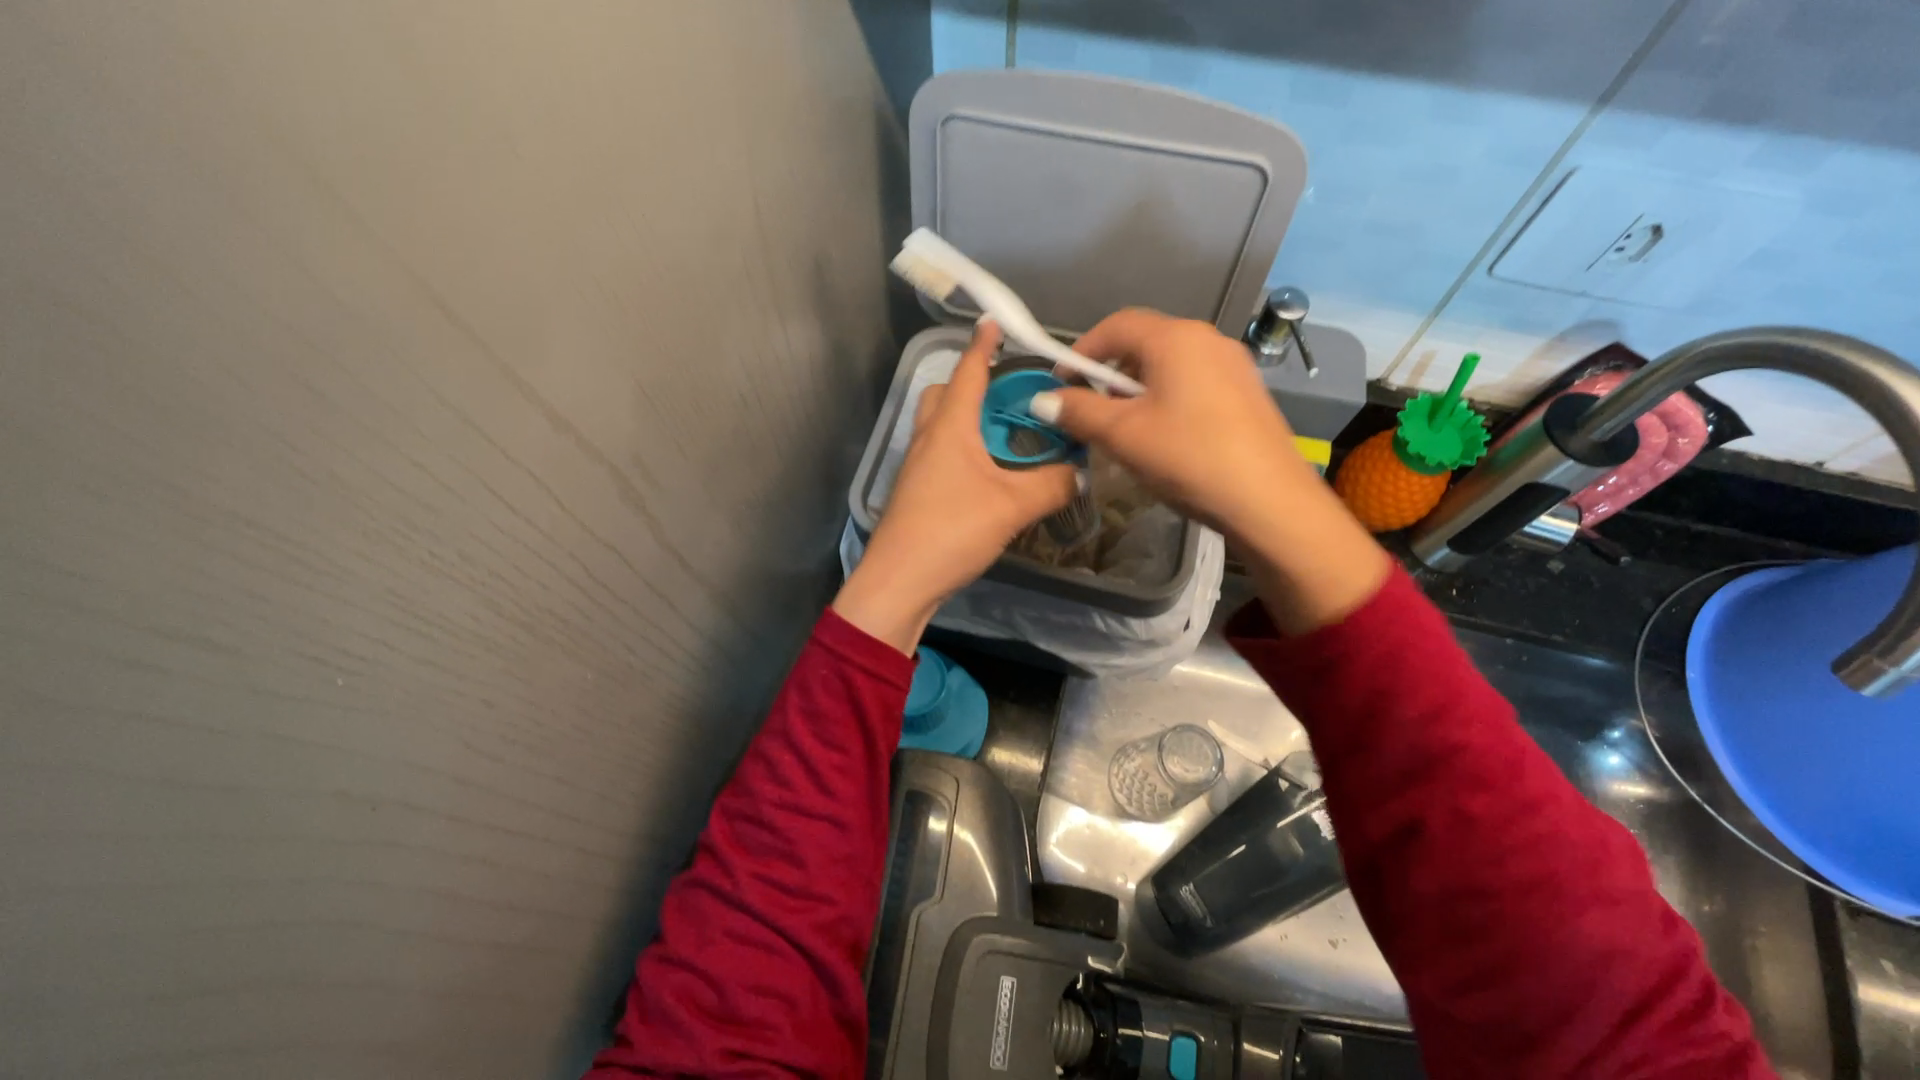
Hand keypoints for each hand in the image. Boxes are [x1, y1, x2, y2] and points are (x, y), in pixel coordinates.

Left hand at [833, 320, 1076, 653]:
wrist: (900, 580)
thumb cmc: (952, 531)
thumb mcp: (1013, 507)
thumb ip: (1053, 485)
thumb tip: (1081, 472)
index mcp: (950, 427)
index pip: (968, 372)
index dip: (983, 346)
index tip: (993, 323)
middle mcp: (928, 438)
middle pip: (945, 395)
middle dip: (972, 384)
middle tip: (1008, 395)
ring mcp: (917, 466)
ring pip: (939, 426)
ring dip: (966, 419)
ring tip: (1003, 435)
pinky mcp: (916, 492)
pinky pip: (939, 454)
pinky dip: (961, 449)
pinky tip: (986, 474)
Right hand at [1029, 308, 1389, 632]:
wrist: (1269, 501)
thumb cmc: (1188, 457)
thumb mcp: (1122, 435)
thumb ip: (1078, 411)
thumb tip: (1042, 399)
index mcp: (1176, 338)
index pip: (1116, 325)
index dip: (1082, 350)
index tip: (1061, 384)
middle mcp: (1208, 339)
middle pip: (1145, 342)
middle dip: (1110, 372)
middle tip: (1091, 411)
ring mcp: (1234, 366)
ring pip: (1171, 365)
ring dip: (1139, 389)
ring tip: (1125, 430)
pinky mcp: (1248, 394)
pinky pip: (1195, 383)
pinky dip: (1168, 400)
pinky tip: (1165, 439)